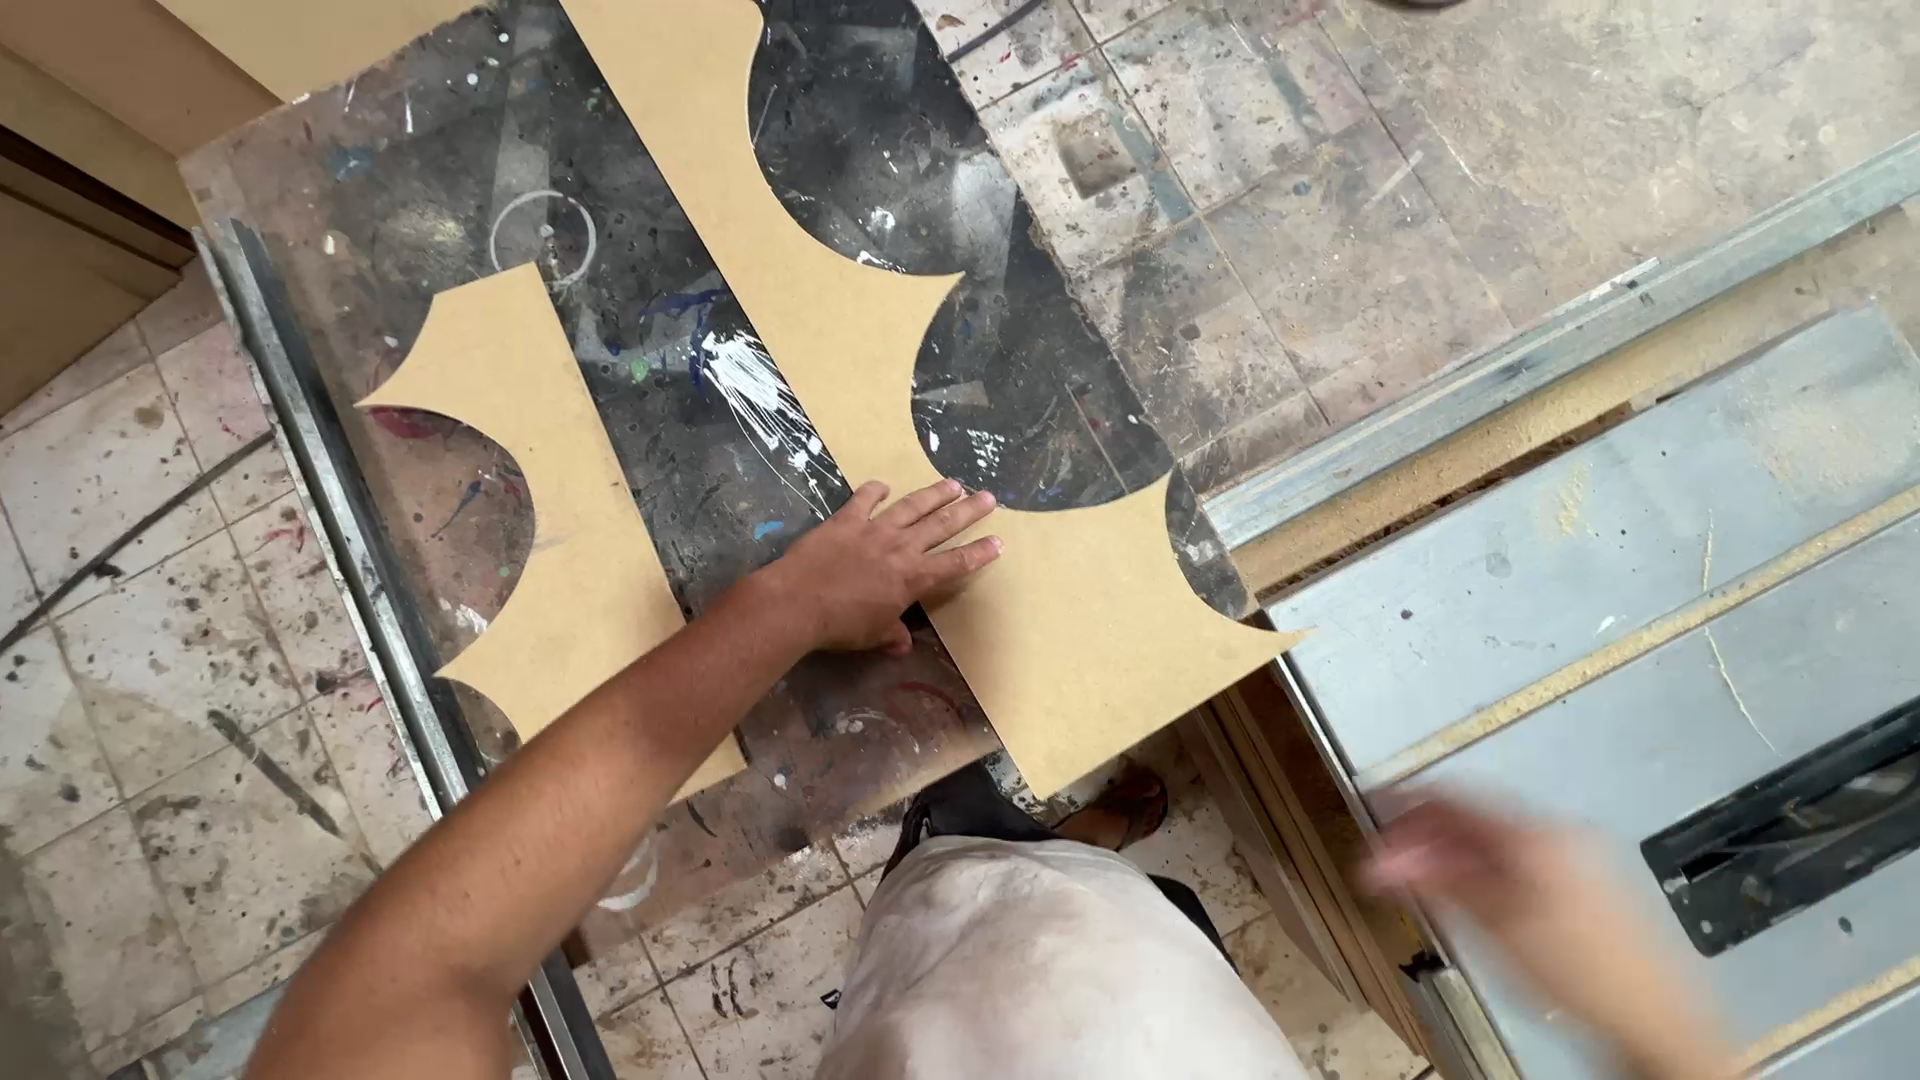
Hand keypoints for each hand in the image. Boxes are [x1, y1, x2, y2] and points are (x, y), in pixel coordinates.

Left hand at [754, 478, 1000, 654]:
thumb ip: (892, 635)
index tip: (998, 541)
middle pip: (942, 525)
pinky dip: (875, 490)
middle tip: (988, 497)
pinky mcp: (846, 520)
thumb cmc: (840, 625)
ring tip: (953, 483)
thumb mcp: (873, 635)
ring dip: (934, 494)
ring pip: (912, 506)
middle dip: (968, 511)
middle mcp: (901, 548)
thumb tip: (904, 644)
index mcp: (913, 578)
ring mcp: (874, 529)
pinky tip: (883, 485)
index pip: (956, 564)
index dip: (979, 553)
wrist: (798, 602)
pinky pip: (864, 499)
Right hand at [1366, 794, 1734, 1079]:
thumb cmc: (1578, 973)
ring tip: (1418, 877)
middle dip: (1424, 833)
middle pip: (1471, 815)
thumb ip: (1434, 880)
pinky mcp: (1584, 879)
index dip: (1405, 801)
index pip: (1452, 796)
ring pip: (1491, 836)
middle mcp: (1556, 831)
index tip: (1373, 811)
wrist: (1661, 1027)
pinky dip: (1480, 863)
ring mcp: (1575, 854)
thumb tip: (1379, 858)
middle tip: (1388, 858)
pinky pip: (1515, 854)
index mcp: (1534, 833)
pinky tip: (1464, 889)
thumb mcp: (1493, 925)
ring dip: (1449, 850)